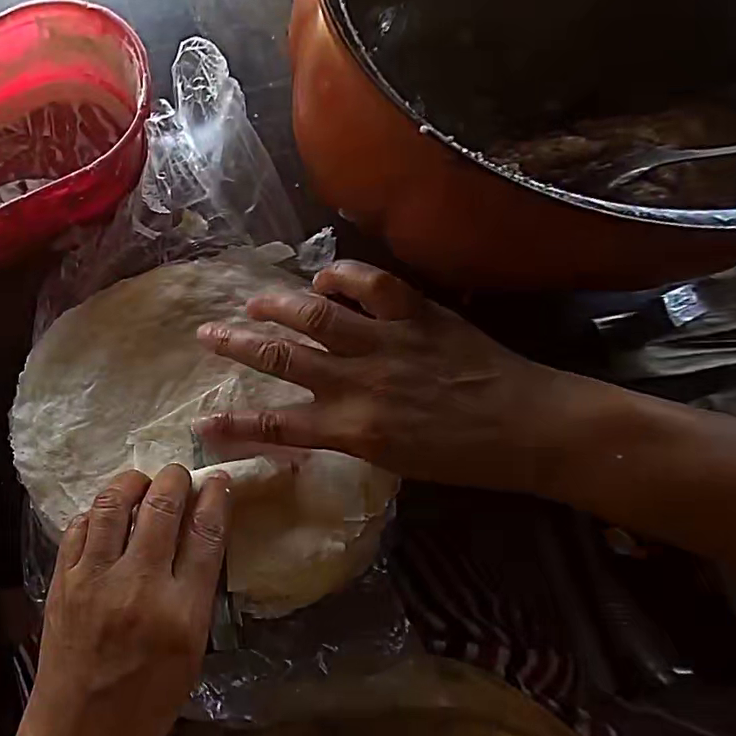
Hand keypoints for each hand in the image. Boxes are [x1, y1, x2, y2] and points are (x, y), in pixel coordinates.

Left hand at [11, 466, 230, 735]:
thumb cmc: (144, 710)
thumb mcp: (190, 659)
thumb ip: (193, 598)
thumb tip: (195, 543)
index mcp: (182, 615)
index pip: (205, 536)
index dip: (215, 499)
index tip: (219, 480)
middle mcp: (139, 587)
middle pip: (161, 509)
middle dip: (174, 479)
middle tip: (179, 473)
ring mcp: (93, 580)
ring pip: (113, 506)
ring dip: (130, 483)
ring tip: (141, 481)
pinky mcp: (61, 581)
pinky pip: (79, 528)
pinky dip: (95, 512)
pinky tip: (104, 513)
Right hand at [194, 260, 594, 494]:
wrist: (535, 429)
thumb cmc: (460, 456)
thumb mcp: (389, 460)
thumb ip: (341, 433)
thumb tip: (304, 416)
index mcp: (353, 428)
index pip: (276, 425)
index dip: (233, 424)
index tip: (200, 423)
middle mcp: (361, 383)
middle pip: (281, 359)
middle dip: (236, 346)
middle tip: (206, 333)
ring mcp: (389, 344)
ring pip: (317, 316)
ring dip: (276, 306)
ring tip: (253, 303)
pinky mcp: (420, 315)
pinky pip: (373, 284)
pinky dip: (342, 276)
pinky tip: (322, 277)